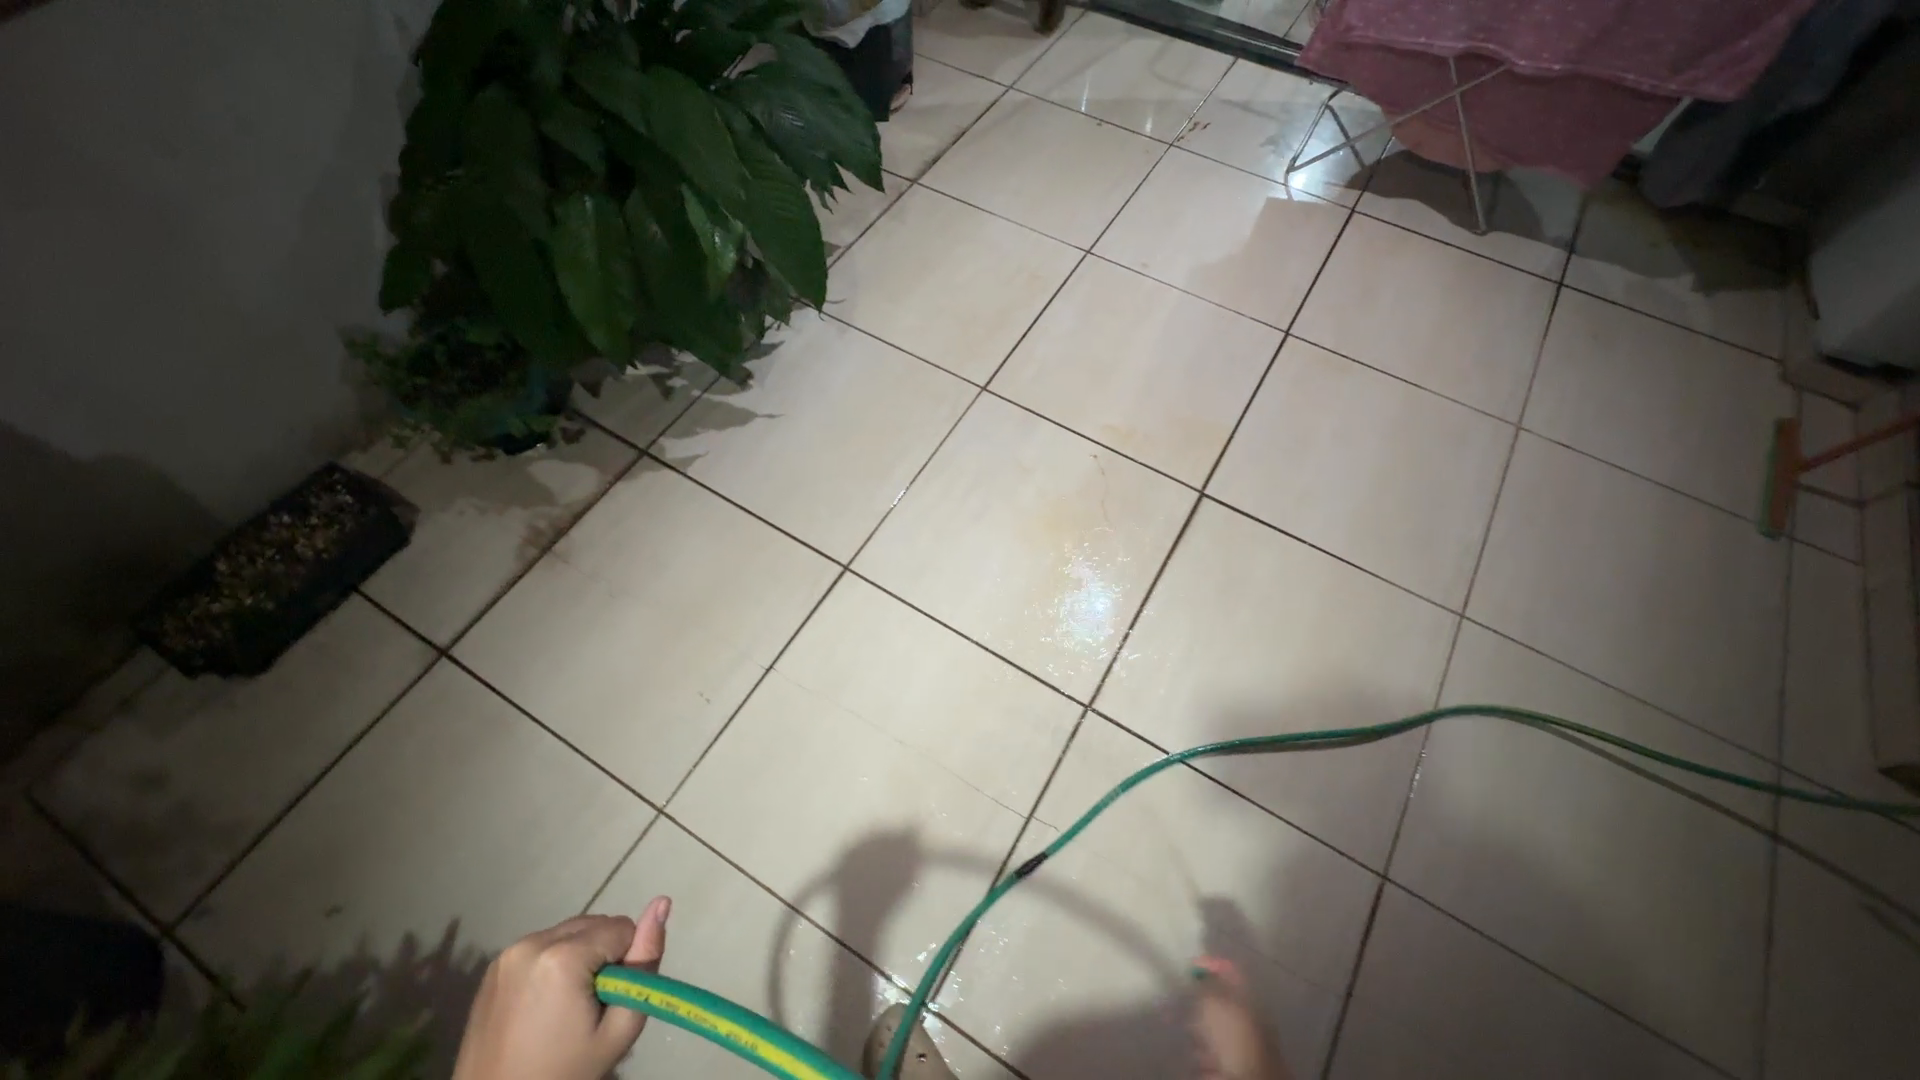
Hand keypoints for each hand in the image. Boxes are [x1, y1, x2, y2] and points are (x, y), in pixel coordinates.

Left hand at [452, 896, 670, 1079]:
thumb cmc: (565, 1074)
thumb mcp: (619, 1028)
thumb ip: (645, 961)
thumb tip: (663, 902)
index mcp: (563, 956)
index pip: (623, 929)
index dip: (626, 964)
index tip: (609, 1003)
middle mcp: (532, 942)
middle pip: (596, 925)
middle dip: (604, 956)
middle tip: (591, 1008)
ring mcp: (508, 953)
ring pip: (572, 932)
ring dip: (581, 956)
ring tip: (567, 1007)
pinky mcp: (495, 966)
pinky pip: (545, 945)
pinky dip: (556, 963)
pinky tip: (545, 1004)